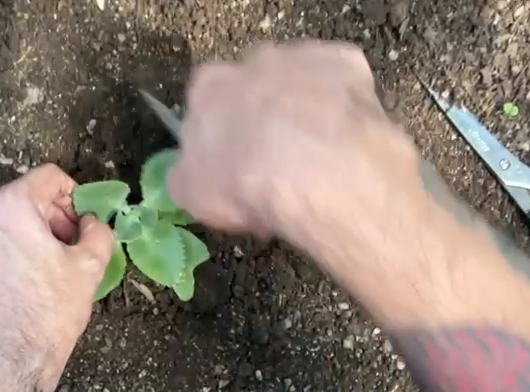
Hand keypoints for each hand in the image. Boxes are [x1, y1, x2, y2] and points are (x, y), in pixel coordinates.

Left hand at [0, 165, 114, 391]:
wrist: (9, 366)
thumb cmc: (48, 316)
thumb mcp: (89, 270)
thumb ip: (98, 234)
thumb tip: (94, 225)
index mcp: (12, 208)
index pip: (48, 177)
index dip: (75, 195)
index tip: (86, 222)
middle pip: (25, 203)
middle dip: (54, 221)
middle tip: (74, 251)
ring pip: (7, 233)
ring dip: (33, 244)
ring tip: (52, 277)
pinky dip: (12, 265)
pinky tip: (27, 295)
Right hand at [167, 41, 422, 252]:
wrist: (309, 168)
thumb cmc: (240, 181)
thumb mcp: (189, 195)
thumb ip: (184, 177)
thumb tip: (187, 175)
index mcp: (207, 88)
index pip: (204, 111)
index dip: (217, 148)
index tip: (229, 179)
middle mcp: (252, 61)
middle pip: (253, 97)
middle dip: (260, 132)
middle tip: (270, 179)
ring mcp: (301, 57)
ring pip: (298, 91)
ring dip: (300, 123)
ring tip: (308, 174)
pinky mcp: (345, 64)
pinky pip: (340, 89)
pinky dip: (338, 115)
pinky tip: (338, 150)